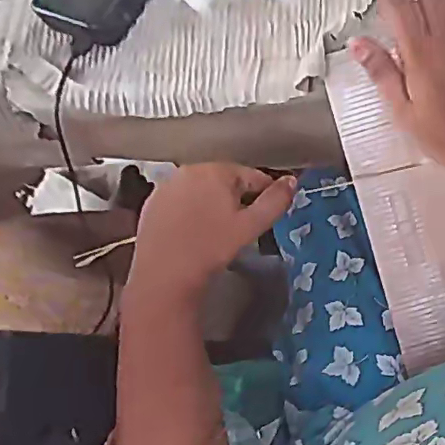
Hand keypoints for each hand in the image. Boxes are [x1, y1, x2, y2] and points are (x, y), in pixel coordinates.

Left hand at [128, 163, 295, 305]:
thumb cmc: (212, 248)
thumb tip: (291, 182)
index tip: (267, 216)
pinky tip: (194, 234)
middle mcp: (188, 170)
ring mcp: (167, 186)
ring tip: (218, 233)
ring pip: (201, 191)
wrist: (165, 275)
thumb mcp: (251, 226)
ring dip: (213, 205)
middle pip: (225, 181)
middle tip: (242, 228)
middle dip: (237, 199)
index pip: (252, 176)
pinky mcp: (152, 204)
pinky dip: (191, 213)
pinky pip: (181, 202)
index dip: (265, 195)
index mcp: (216, 170)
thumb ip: (274, 202)